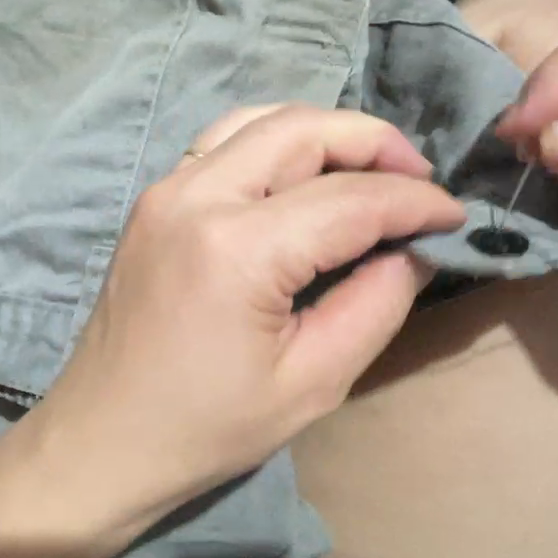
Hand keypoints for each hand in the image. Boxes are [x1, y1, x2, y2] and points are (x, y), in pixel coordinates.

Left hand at [27, 105, 465, 523]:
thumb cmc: (206, 427)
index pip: (349, 198)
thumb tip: (413, 247)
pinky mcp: (153, 199)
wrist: (102, 436)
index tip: (455, 216)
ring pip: (259, 120)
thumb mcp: (313, 383)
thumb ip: (375, 303)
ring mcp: (165, 190)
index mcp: (237, 248)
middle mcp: (195, 196)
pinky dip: (275, 140)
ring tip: (370, 170)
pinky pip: (223, 141)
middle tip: (418, 180)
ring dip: (323, 132)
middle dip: (373, 142)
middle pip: (302, 129)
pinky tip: (304, 174)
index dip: (414, 202)